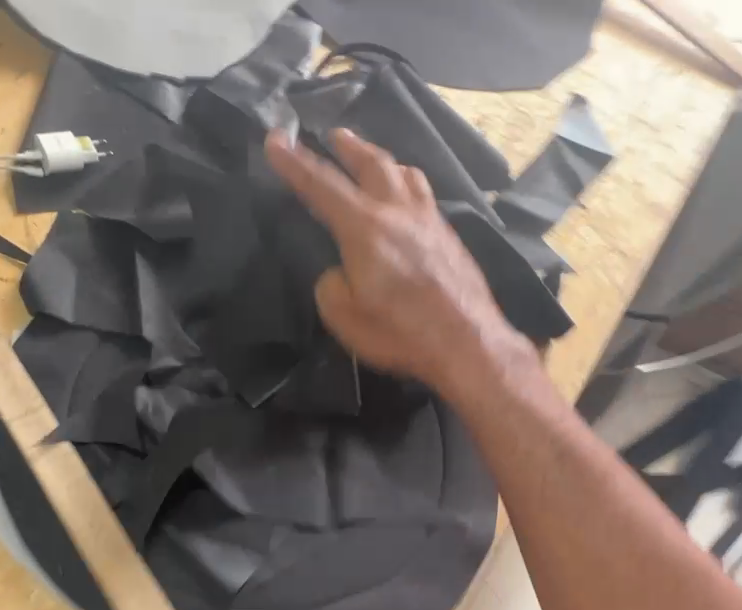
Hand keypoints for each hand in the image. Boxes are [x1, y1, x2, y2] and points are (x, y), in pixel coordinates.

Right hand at [264, 127, 531, 394]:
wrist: (466, 341)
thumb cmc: (400, 333)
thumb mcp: (345, 318)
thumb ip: (331, 285)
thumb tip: (339, 271)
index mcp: (365, 229)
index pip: (321, 186)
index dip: (294, 163)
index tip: (275, 139)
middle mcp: (398, 212)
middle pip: (371, 164)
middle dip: (347, 148)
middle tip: (334, 135)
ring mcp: (429, 220)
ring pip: (405, 173)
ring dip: (382, 159)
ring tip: (372, 157)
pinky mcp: (448, 236)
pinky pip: (423, 194)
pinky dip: (408, 183)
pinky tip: (408, 194)